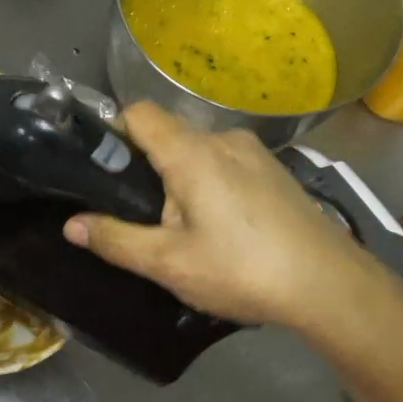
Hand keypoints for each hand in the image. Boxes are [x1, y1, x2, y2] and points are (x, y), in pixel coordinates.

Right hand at [63, 103, 388, 329]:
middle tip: (139, 217)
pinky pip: (224, 166)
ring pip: (197, 153)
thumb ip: (115, 239)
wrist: (331, 288)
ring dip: (179, 182)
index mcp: (193, 154)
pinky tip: (218, 231)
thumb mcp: (168, 263)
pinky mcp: (275, 173)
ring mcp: (256, 155)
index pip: (138, 113)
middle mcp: (224, 141)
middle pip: (167, 135)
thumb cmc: (242, 270)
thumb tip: (71, 225)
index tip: (101, 169)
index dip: (112, 132)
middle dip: (146, 169)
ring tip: (180, 231)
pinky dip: (209, 187)